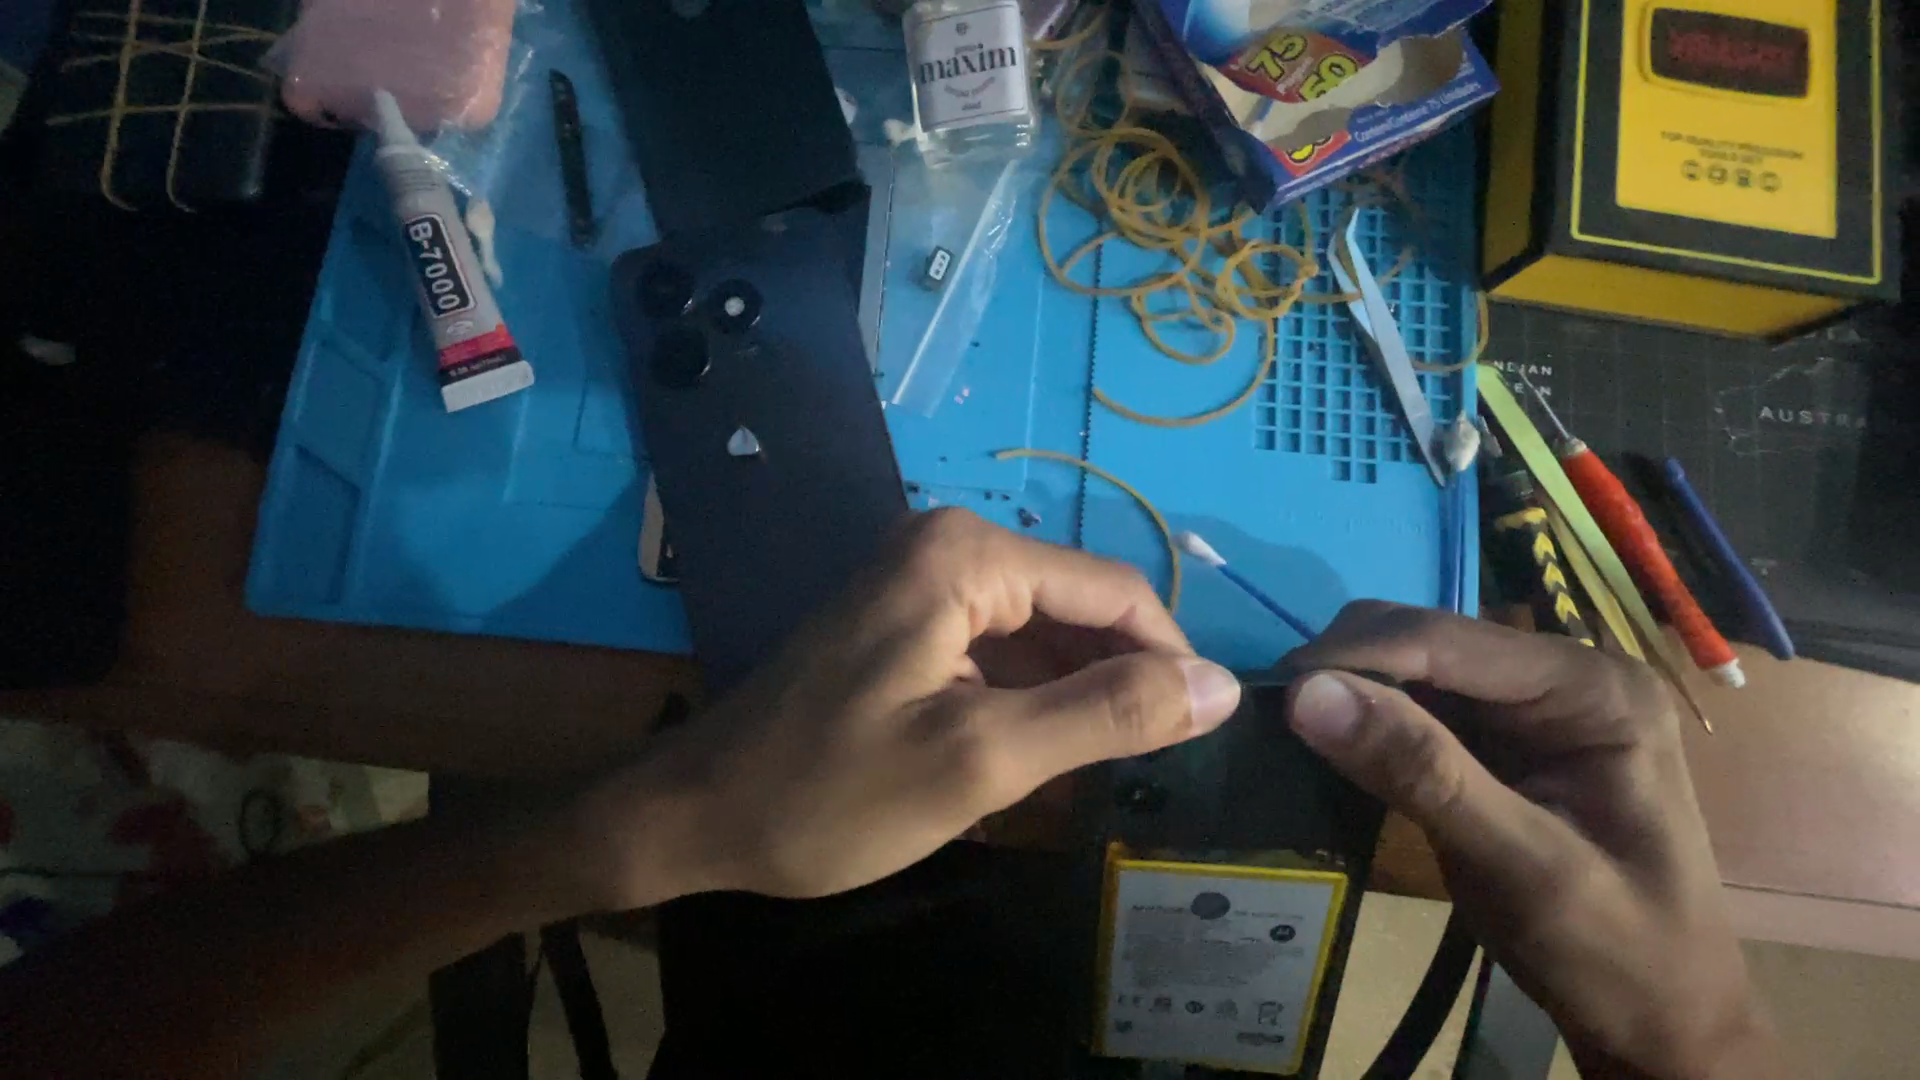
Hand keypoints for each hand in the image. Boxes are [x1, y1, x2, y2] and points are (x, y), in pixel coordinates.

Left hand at [574, 508, 1242, 904]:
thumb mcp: (982, 759)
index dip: (1168, 658)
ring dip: (1076, 691)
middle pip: (1075, 605)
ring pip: (1040, 629)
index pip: (1112, 590)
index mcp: (967, 556)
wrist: (699, 812)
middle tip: (1146, 765)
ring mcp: (922, 578)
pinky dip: (1029, 693)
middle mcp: (948, 544)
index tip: (1199, 733)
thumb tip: (1219, 686)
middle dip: (1118, 677)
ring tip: (1099, 766)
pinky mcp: (907, 616)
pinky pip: (997, 644)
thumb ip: (1105, 715)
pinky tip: (1040, 749)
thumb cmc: (832, 791)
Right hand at [1278, 602, 1784, 1079]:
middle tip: (1282, 723)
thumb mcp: (1521, 868)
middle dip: (1342, 668)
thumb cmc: (1615, 953)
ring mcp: (1522, 696)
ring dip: (1344, 687)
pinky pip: (1403, 695)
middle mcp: (1556, 671)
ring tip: (1298, 734)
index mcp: (1590, 687)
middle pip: (1415, 633)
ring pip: (1399, 657)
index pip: (1440, 637)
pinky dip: (1359, 712)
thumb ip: (1420, 772)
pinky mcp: (1490, 725)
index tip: (1270, 697)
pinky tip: (1334, 744)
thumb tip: (1305, 694)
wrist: (1659, 1018)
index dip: (1349, 656)